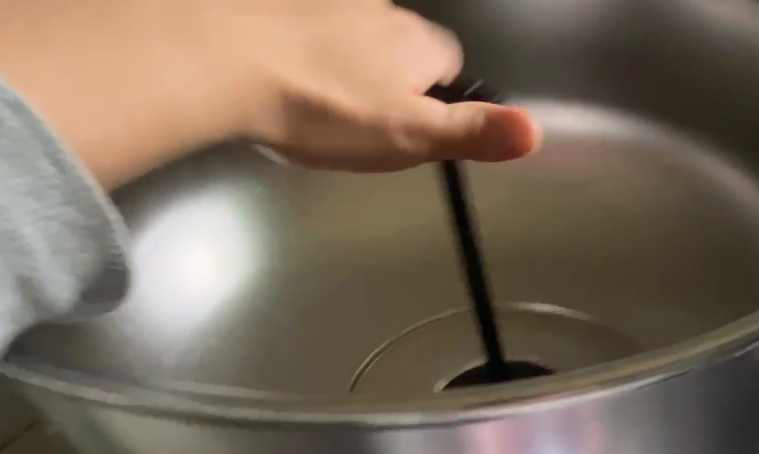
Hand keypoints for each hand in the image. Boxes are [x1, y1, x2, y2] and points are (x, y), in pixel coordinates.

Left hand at [0, 0, 541, 187]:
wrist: (221, 59)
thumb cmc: (327, 107)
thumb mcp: (412, 136)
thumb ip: (474, 134)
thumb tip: (537, 132)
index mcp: (415, 44)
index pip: (448, 61)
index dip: (438, 94)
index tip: (416, 124)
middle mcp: (376, 9)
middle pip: (400, 43)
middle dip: (392, 74)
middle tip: (367, 119)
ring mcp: (323, 2)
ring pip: (350, 30)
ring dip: (345, 57)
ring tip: (321, 98)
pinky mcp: (277, 6)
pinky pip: (303, 24)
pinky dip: (302, 43)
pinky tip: (285, 72)